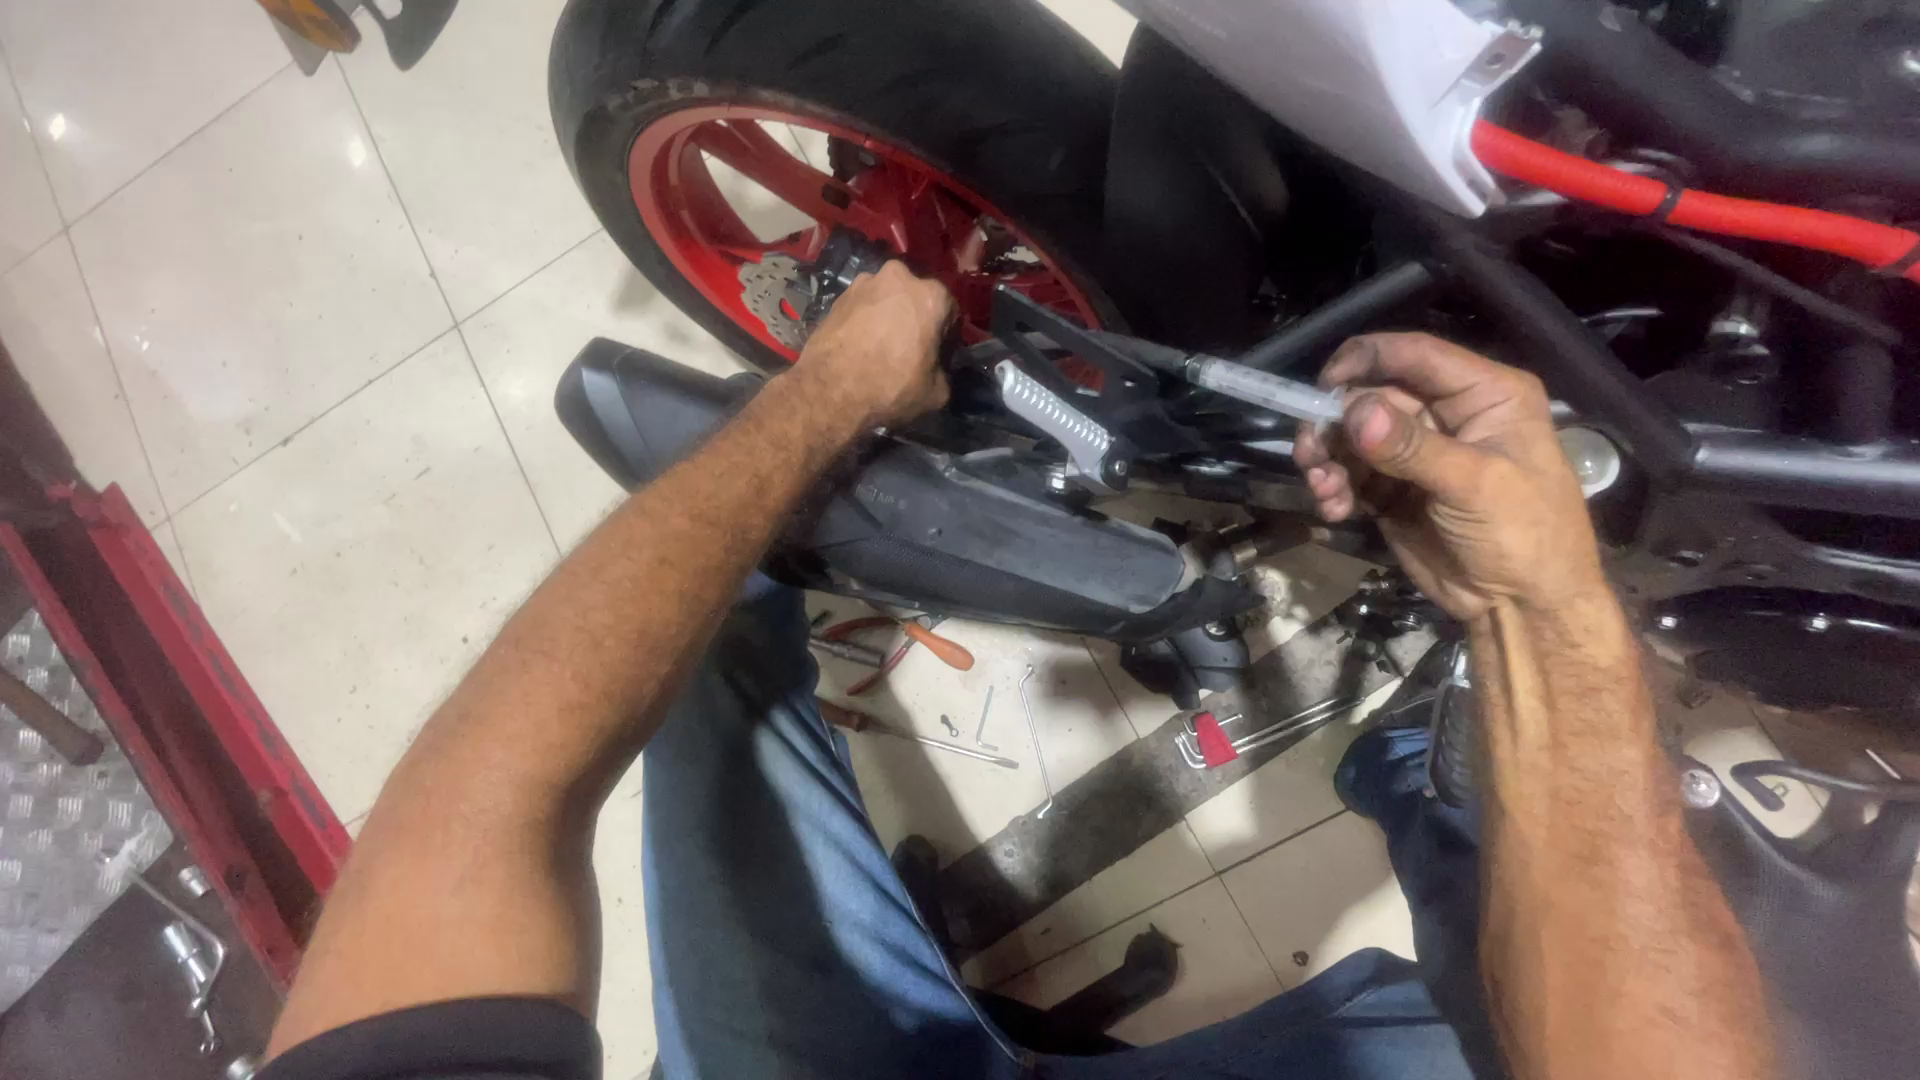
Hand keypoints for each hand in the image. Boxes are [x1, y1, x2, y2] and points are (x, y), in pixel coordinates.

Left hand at [788, 261, 953, 430]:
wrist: (831, 390)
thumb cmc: (891, 387)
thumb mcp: (936, 393)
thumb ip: (944, 373)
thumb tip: (938, 370)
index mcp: (932, 295)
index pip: (950, 312)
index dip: (946, 336)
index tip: (937, 354)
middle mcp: (899, 277)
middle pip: (916, 299)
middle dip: (916, 319)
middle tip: (909, 349)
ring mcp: (865, 282)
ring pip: (888, 299)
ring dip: (889, 316)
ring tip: (881, 347)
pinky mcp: (839, 294)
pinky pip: (863, 306)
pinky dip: (866, 320)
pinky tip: (861, 344)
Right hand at [1293, 333, 1607, 620]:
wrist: (1520, 606)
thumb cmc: (1524, 534)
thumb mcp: (1475, 485)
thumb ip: (1413, 448)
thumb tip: (1355, 412)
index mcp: (1483, 396)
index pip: (1416, 356)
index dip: (1365, 360)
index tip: (1321, 386)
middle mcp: (1445, 416)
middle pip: (1369, 398)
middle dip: (1334, 425)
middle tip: (1311, 455)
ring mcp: (1413, 453)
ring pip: (1350, 437)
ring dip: (1327, 461)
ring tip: (1323, 489)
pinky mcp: (1390, 488)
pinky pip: (1347, 474)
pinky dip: (1332, 489)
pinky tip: (1334, 510)